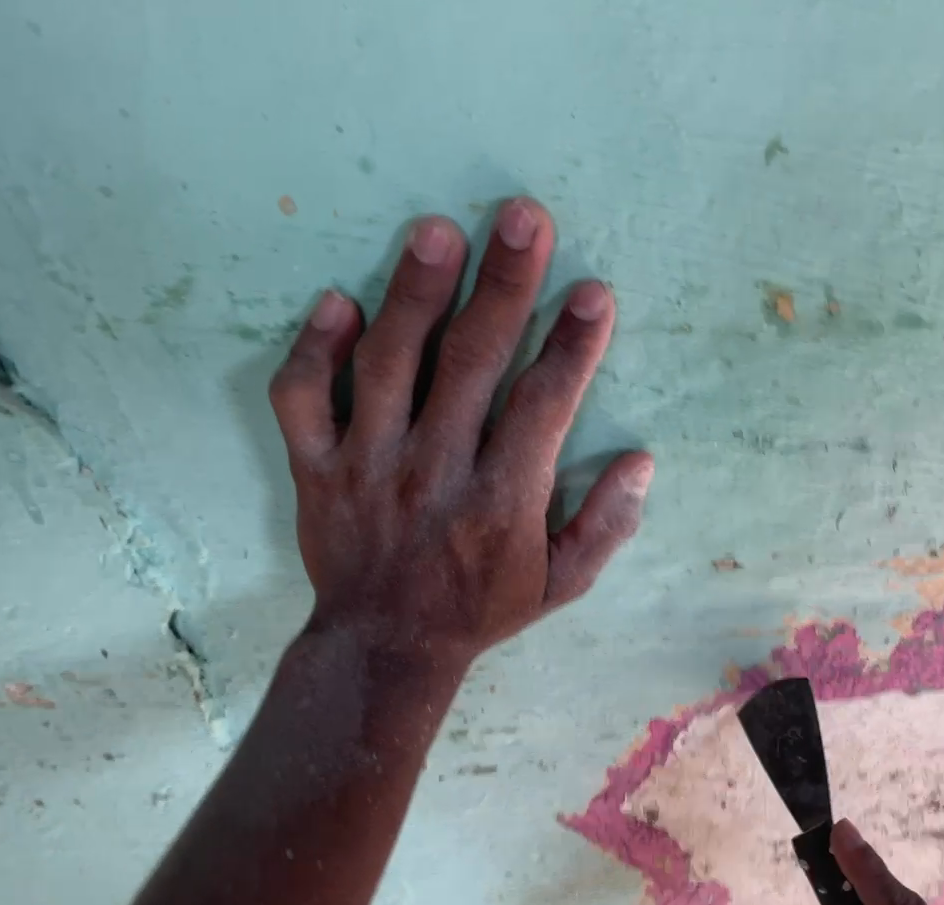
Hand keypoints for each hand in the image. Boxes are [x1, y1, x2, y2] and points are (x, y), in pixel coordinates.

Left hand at [268, 198, 652, 663]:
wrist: (385, 647)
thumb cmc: (484, 607)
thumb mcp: (564, 584)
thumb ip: (606, 525)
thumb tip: (640, 460)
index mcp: (502, 499)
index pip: (543, 406)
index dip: (572, 346)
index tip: (594, 293)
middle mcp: (434, 469)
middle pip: (471, 363)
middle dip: (503, 286)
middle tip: (522, 218)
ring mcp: (368, 464)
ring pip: (388, 364)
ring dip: (414, 292)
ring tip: (437, 230)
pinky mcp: (317, 467)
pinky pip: (303, 398)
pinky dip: (314, 347)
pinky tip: (341, 299)